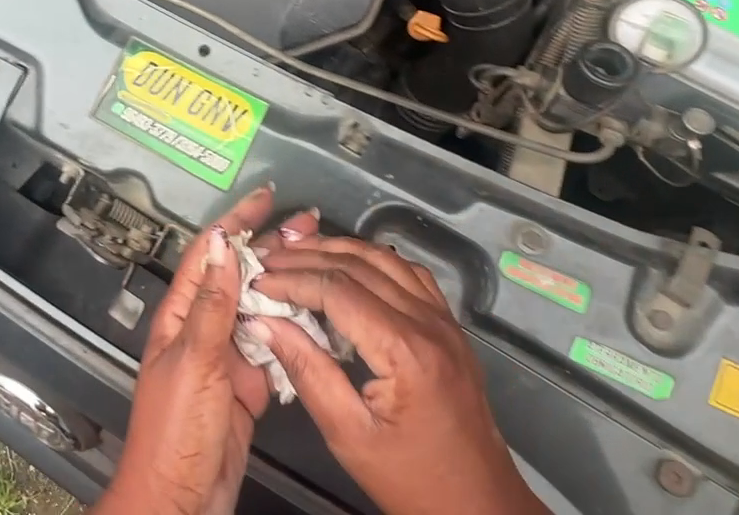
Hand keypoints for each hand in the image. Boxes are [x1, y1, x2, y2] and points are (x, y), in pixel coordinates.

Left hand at [92, 187, 318, 514]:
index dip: (237, 222)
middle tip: (309, 224)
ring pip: (260, 307)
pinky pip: (274, 347)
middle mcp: (204, 328)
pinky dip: (295, 329)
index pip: (211, 253)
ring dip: (287, 283)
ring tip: (321, 259)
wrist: (180, 498)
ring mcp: (227, 356)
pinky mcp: (248, 385)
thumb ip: (213, 305)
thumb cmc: (174, 429)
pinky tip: (320, 316)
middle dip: (271, 246)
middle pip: (239, 275)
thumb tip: (225, 245)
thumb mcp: (194, 361)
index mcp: (182, 314)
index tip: (265, 198)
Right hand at [252, 235, 547, 514]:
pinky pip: (408, 273)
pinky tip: (347, 264)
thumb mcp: (349, 435)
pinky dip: (371, 259)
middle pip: (358, 265)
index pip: (336, 289)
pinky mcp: (450, 327)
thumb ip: (307, 371)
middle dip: (306, 257)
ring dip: (337, 248)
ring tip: (295, 250)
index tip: (256, 282)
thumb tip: (263, 322)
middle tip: (266, 259)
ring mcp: (445, 320)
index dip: (291, 279)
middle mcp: (429, 322)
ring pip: (384, 259)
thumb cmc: (412, 480)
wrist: (482, 507)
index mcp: (405, 350)